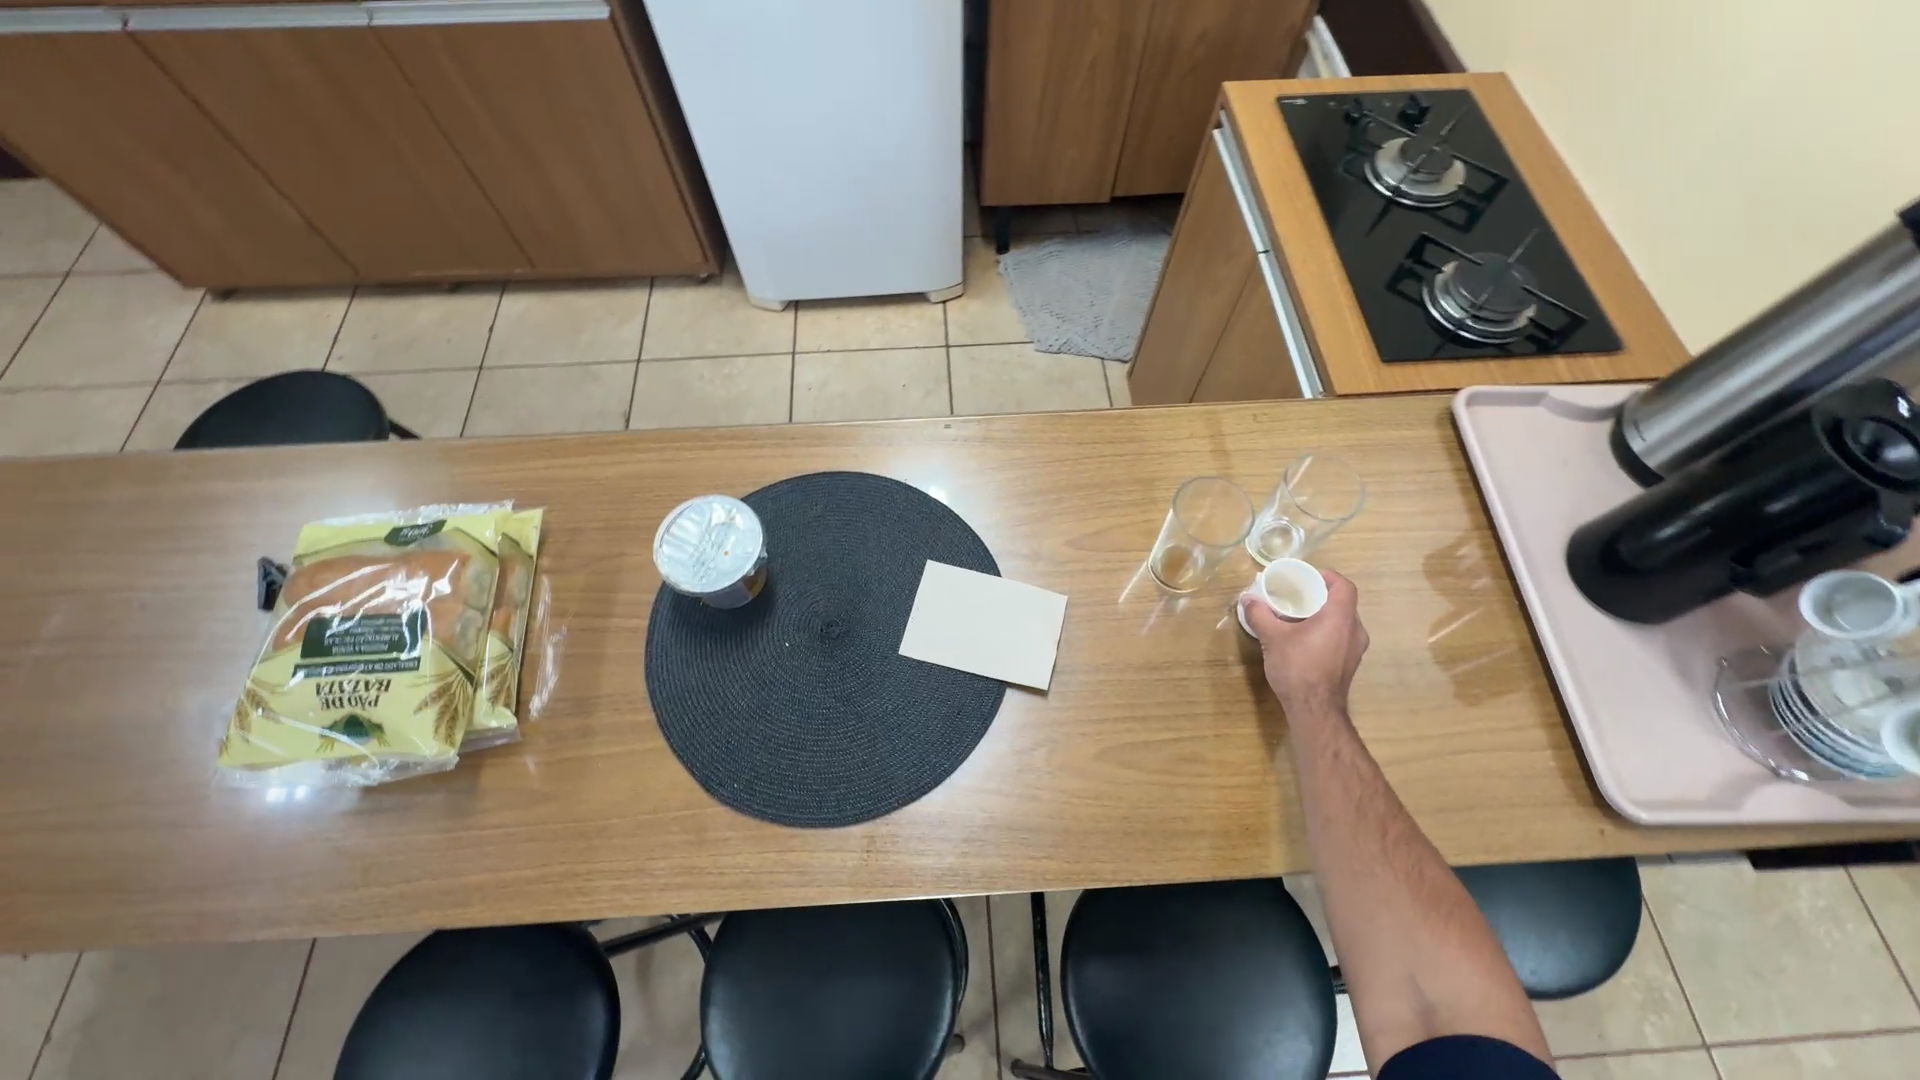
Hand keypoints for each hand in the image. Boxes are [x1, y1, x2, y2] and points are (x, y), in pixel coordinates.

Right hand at [1242, 569, 1369, 714]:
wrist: (1314, 709)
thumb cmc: (1297, 667)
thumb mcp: (1272, 637)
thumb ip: (1261, 615)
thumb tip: (1248, 600)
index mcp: (1340, 617)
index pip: (1344, 586)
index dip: (1328, 576)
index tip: (1308, 577)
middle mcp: (1355, 630)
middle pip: (1343, 603)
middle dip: (1321, 596)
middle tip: (1298, 595)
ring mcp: (1356, 650)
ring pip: (1343, 622)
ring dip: (1324, 616)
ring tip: (1299, 617)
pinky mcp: (1350, 664)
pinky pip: (1341, 638)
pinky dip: (1326, 632)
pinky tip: (1305, 640)